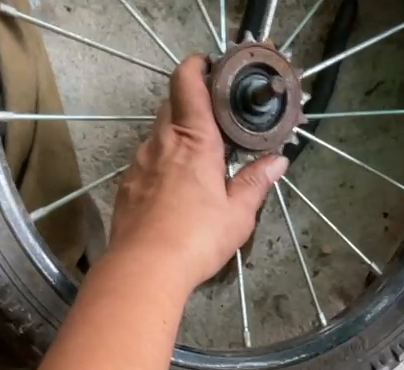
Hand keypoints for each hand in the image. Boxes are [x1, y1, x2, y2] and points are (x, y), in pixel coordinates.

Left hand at [105, 56, 287, 290]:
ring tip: (196, 169)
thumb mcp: (238, 214)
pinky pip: (146, 167)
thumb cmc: (194, 239)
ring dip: (176, 143)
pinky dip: (161, 171)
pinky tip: (173, 196)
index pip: (188, 80)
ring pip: (158, 137)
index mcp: (194, 138)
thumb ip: (255, 183)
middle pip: (172, 105)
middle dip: (192, 109)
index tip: (210, 69)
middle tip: (215, 128)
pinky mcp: (127, 188)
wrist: (144, 268)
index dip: (197, 67)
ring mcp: (139, 164)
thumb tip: (276, 162)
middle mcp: (161, 142)